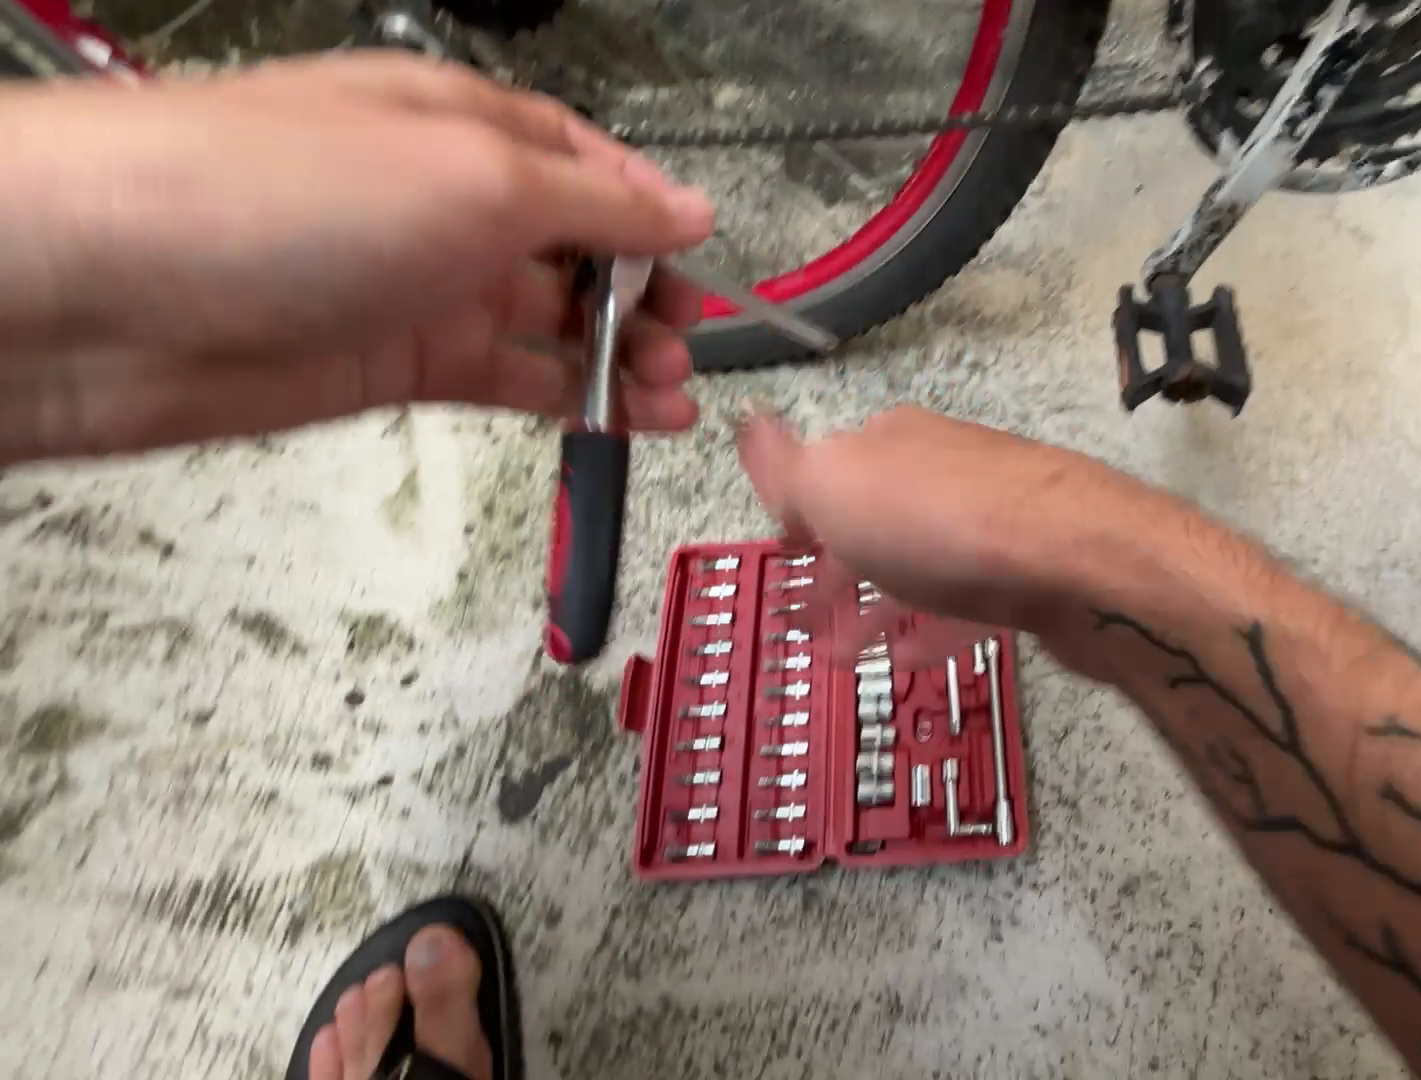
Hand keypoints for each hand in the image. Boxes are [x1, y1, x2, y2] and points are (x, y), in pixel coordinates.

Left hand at [0, 52, 714, 462]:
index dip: (651, 212)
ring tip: (673, 390)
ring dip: (629, 358)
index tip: (701, 260)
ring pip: (564, 327)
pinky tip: (643, 420)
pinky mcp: (420, 362)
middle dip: (647, 296)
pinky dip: (588, 402)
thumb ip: (602, 206)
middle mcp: (459, 205)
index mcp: (470, 128)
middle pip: (586, 253)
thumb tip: (696, 214)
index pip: (588, 165)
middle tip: (682, 340)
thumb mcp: (478, 178)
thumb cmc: (297, 199)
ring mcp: (439, 289)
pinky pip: (526, 381)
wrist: (105, 297)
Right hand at [735, 405, 1189, 668]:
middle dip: (835, 572)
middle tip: (804, 619)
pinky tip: (908, 657)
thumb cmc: (936, 521)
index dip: (801, 515)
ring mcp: (988, 523)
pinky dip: (927, 627)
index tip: (787, 556)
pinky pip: (962, 602)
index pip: (830, 472)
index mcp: (890, 443)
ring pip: (915, 566)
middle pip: (873, 524)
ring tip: (839, 654)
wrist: (1073, 557)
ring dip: (874, 608)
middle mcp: (941, 472)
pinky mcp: (1023, 574)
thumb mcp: (835, 483)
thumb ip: (785, 463)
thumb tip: (748, 422)